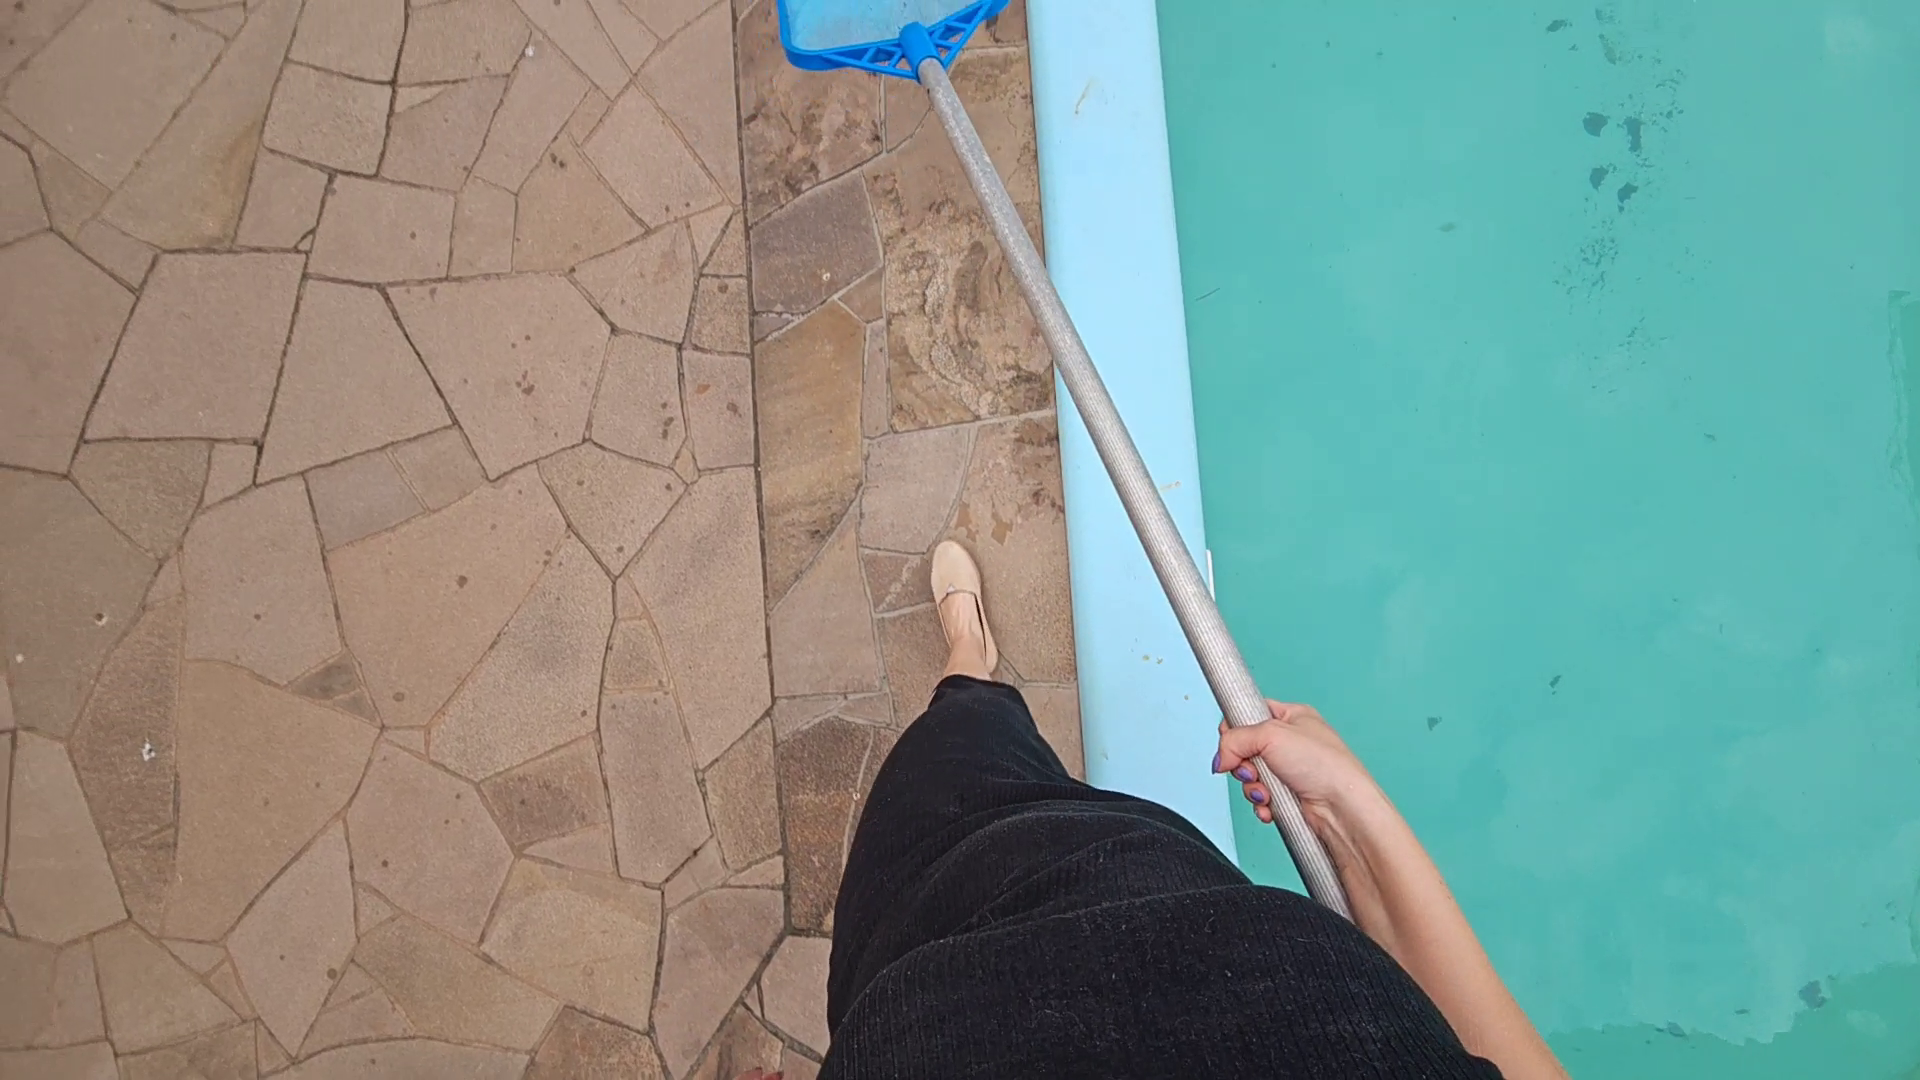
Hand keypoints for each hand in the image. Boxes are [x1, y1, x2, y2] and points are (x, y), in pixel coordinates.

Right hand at [1213, 701, 1384, 831]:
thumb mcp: (1270, 735)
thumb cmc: (1326, 766)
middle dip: (1242, 764)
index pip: (1248, 712)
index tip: (1231, 741)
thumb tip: (1220, 758)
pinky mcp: (1289, 794)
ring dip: (1252, 786)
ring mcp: (1289, 769)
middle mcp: (1290, 742)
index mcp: (1291, 716)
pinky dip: (1260, 802)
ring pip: (1249, 774)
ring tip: (1265, 791)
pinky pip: (1259, 795)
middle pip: (1244, 747)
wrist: (1344, 809)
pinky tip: (1270, 805)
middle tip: (1251, 770)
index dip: (1235, 728)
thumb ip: (1234, 739)